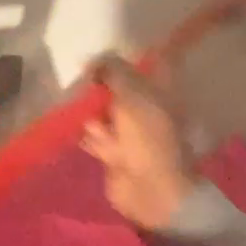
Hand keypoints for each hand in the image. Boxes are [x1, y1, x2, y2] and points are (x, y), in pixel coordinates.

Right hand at [82, 55, 199, 229]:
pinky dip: (90, 137)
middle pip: (117, 87)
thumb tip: (97, 59)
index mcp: (159, 90)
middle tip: (85, 88)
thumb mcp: (132, 95)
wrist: (151, 188)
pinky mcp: (114, 151)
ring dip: (94, 116)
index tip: (101, 57)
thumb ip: (114, 71)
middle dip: (100, 88)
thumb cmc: (147, 136)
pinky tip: (92, 140)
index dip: (122, 59)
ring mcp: (130, 130)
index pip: (143, 64)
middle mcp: (145, 106)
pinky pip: (95, 135)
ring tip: (101, 131)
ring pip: (103, 111)